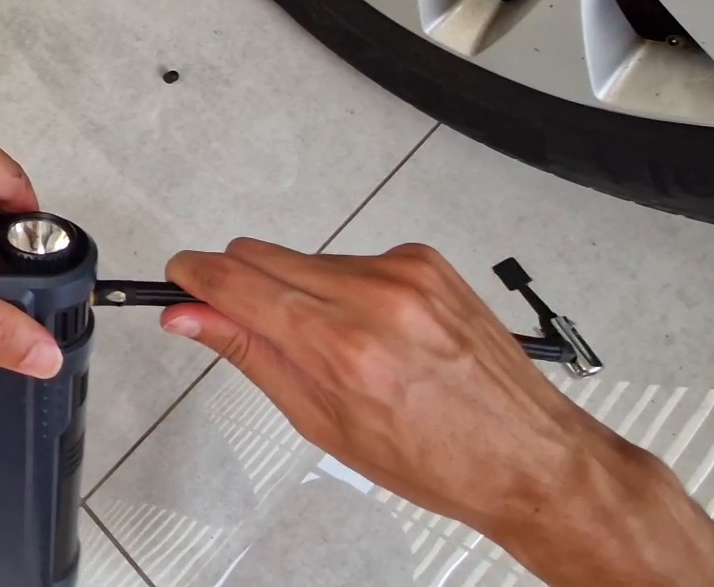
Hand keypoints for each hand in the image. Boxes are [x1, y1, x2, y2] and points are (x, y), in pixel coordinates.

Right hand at [160, 240, 638, 535]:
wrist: (534, 460)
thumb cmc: (432, 460)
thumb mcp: (320, 421)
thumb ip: (245, 352)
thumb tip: (187, 315)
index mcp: (340, 347)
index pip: (233, 281)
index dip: (192, 275)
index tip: (178, 278)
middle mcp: (370, 296)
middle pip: (256, 253)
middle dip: (239, 282)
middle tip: (255, 325)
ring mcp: (401, 270)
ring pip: (298, 256)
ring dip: (293, 288)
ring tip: (334, 339)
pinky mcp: (421, 257)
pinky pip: (344, 256)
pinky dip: (339, 285)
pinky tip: (371, 325)